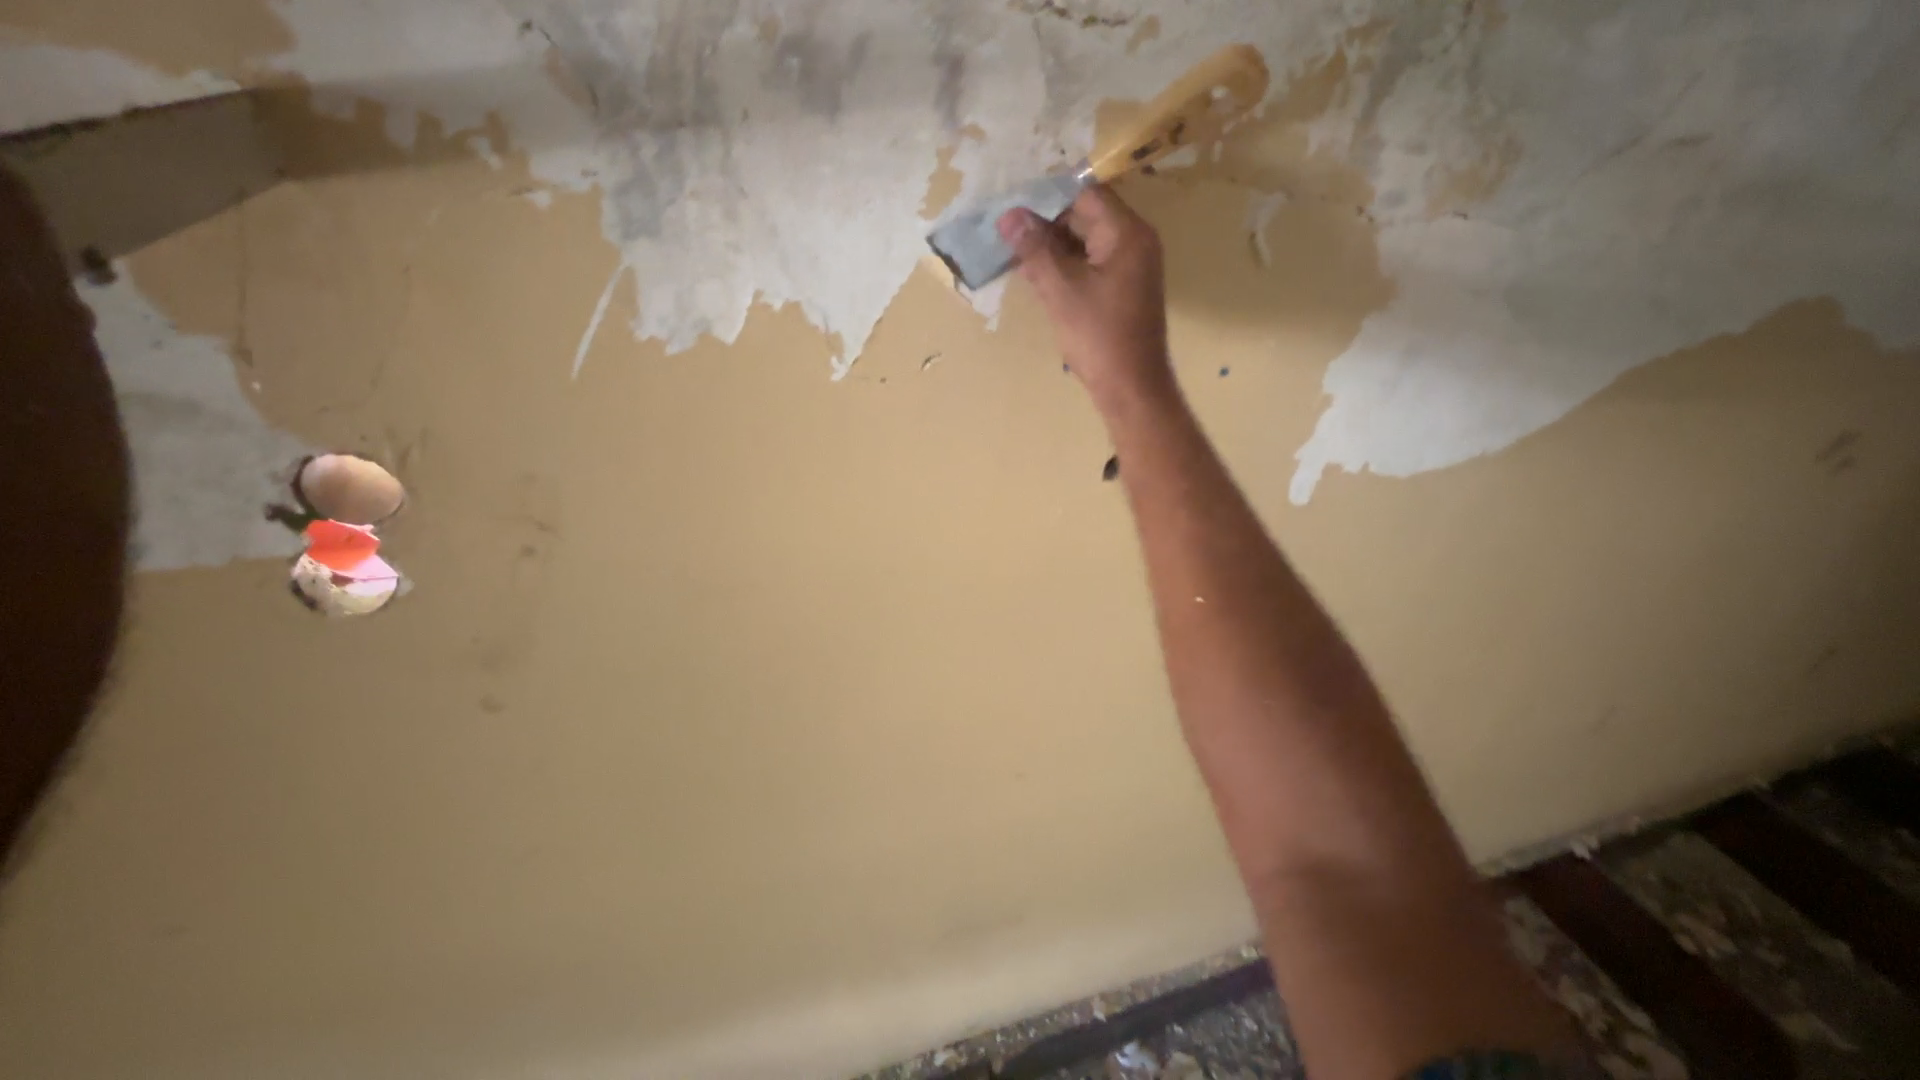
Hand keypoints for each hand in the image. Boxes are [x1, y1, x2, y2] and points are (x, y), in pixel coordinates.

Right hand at [997, 185, 1173, 411]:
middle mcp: (1134, 242)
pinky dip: (1064, 266)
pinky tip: (1034, 274)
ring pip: (1084, 241)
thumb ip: (1034, 249)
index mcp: (1127, 233)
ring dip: (1051, 247)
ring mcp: (1130, 266)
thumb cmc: (1099, 336)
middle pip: (1085, 215)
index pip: (1085, 194)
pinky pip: (1089, 263)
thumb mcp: (1061, 289)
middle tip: (1006, 230)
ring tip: (1012, 253)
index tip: (1012, 205)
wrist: (1131, 387)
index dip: (1047, 196)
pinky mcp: (1122, 288)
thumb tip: (1009, 216)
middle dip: (1045, 223)